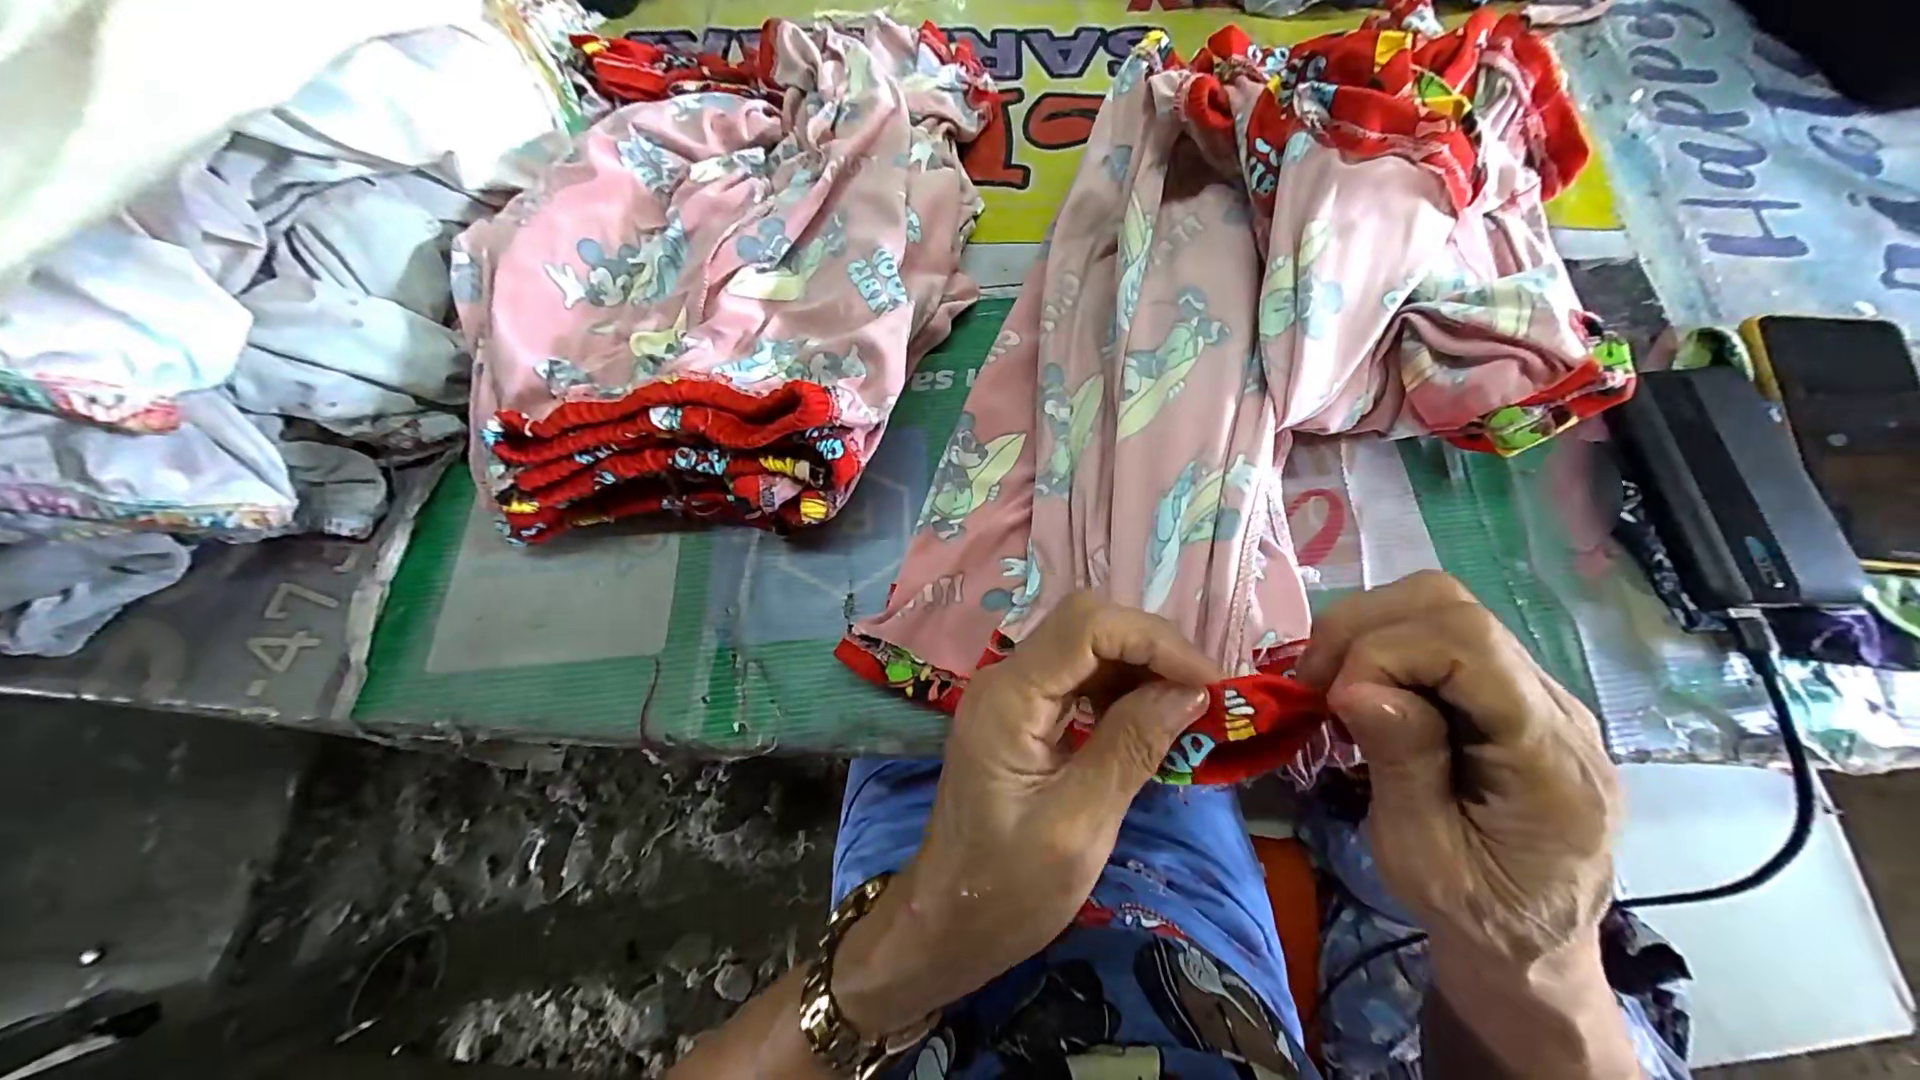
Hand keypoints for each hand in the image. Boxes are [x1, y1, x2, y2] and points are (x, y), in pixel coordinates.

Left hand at [833, 591, 1223, 1034]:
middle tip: (1206, 693)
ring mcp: (1010, 694)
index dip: (1154, 640)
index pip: (1085, 626)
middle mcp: (1004, 679)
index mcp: (1007, 698)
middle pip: (1086, 625)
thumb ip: (1132, 747)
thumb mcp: (1080, 825)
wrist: (949, 919)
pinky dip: (1121, 687)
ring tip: (1189, 704)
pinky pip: (1078, 677)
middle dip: (1151, 647)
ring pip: (1086, 646)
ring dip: (1141, 665)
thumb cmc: (1008, 887)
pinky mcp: (1022, 713)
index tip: (1210, 683)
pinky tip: (1151, 715)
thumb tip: (1191, 690)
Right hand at [1296, 571, 1619, 961]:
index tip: (1336, 706)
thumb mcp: (1424, 860)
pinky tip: (1356, 689)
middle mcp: (1553, 706)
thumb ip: (1403, 768)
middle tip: (1316, 684)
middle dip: (1361, 631)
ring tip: (1329, 684)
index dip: (1382, 655)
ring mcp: (1531, 691)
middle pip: (1449, 605)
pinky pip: (1433, 631)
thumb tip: (1355, 687)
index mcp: (1548, 757)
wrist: (1533, 944)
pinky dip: (1374, 644)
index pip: (1468, 644)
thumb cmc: (1477, 914)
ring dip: (1363, 631)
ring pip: (1437, 604)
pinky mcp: (1502, 690)